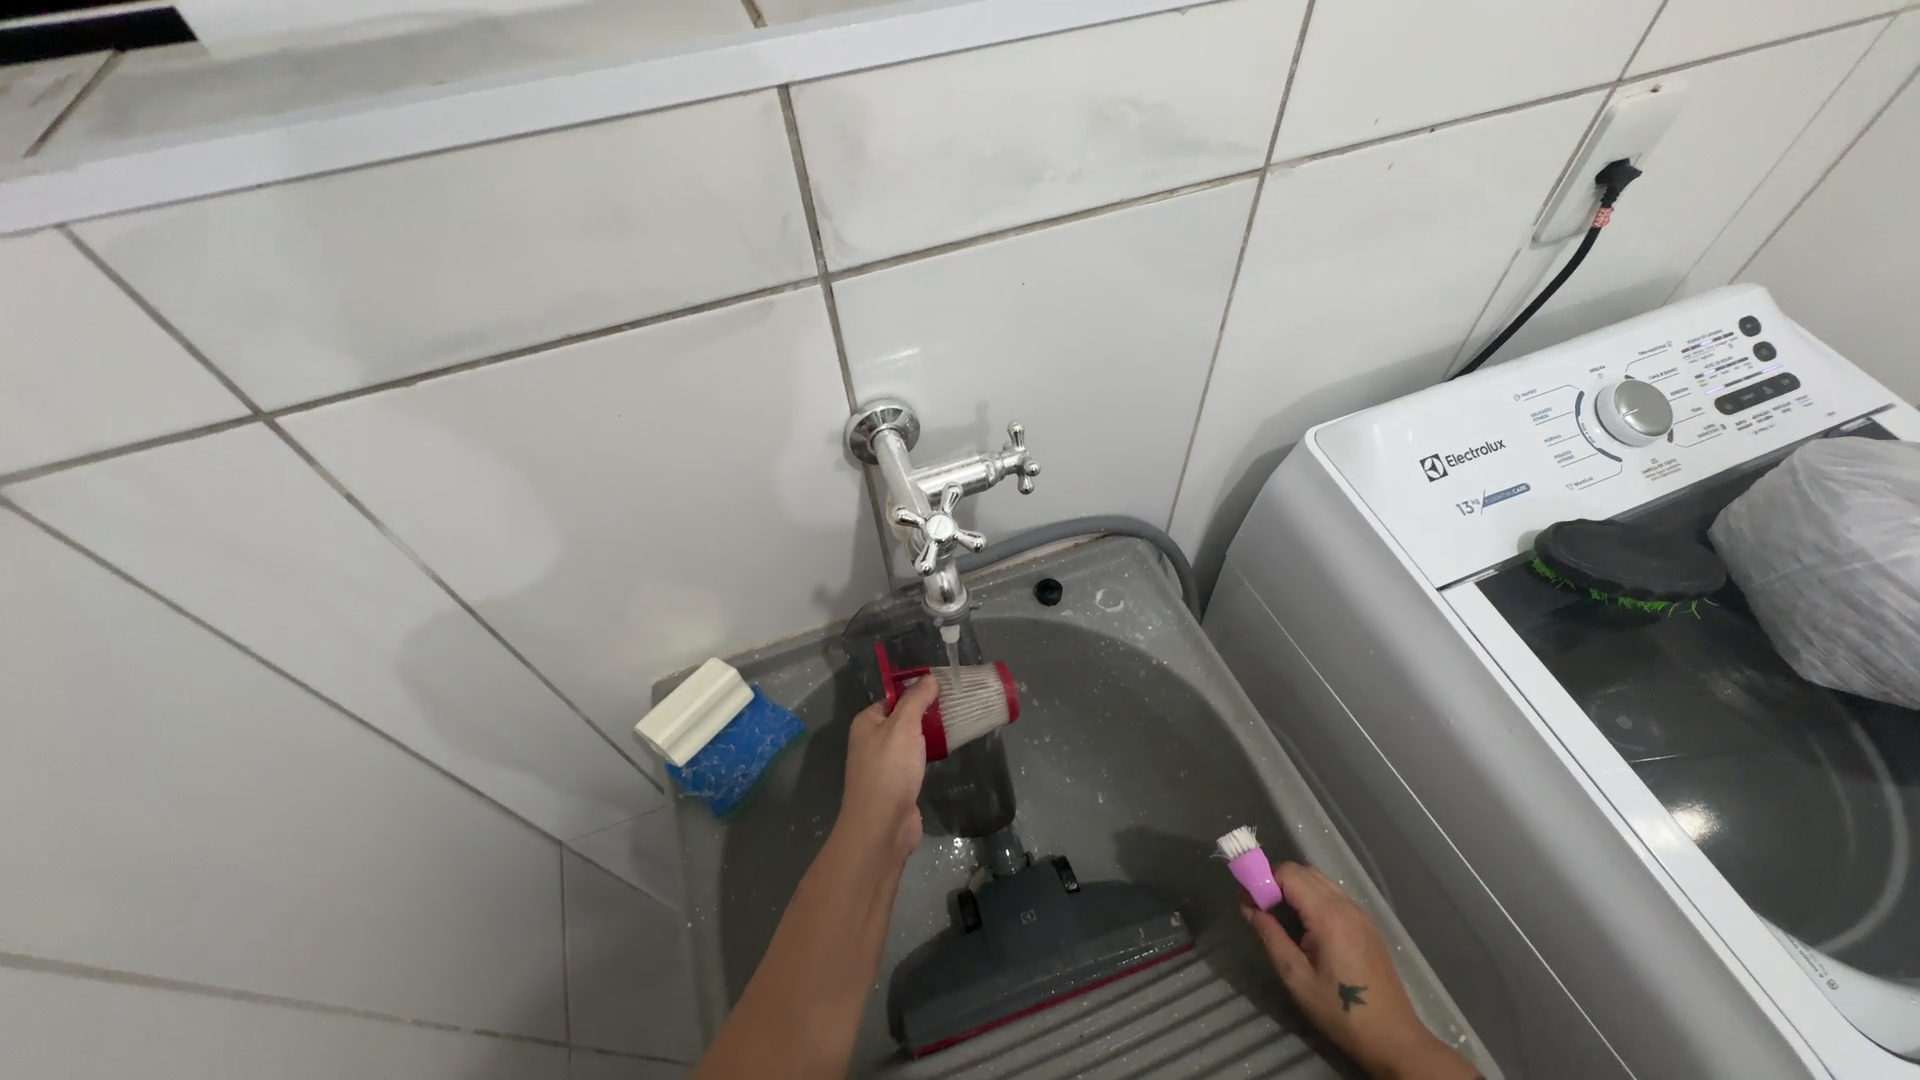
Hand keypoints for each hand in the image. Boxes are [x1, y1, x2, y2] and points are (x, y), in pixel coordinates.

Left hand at [836, 676, 937, 864]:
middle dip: (926, 714)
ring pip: (911, 742)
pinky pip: (916, 761)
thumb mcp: (903, 726)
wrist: (883, 825)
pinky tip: (948, 751)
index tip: (943, 687)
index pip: (892, 698)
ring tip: (957, 724)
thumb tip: (928, 677)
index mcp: (866, 723)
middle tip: (955, 705)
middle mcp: (872, 741)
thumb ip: (916, 700)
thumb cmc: (889, 770)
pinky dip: (930, 756)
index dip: (915, 691)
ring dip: (930, 736)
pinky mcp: (899, 784)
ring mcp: (885, 765)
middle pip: (903, 719)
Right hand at [1243, 863, 1475, 1079]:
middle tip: (1261, 908)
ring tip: (1281, 918)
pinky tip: (1306, 927)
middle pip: (1304, 871)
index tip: (1247, 900)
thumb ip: (1270, 935)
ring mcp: (1361, 914)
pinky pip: (1333, 895)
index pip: (1288, 873)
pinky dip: (1313, 897)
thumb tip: (1247, 906)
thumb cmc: (1340, 1012)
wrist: (1394, 1039)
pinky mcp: (1367, 925)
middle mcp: (1347, 906)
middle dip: (1276, 881)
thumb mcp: (1296, 977)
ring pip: (1320, 880)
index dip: (1263, 880)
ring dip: (1295, 888)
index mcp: (1329, 916)